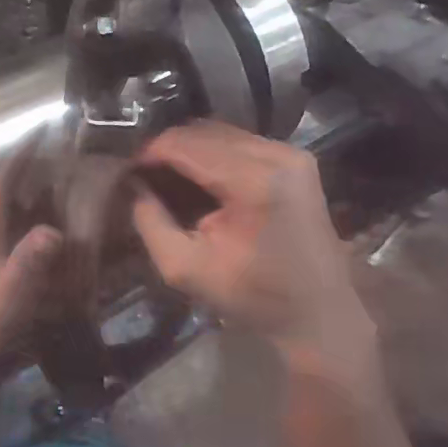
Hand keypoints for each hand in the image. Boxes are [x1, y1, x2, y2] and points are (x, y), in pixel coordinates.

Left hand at [0, 170, 61, 372]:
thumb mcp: (10, 289)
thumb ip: (30, 258)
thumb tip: (55, 229)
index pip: (0, 178)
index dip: (19, 154)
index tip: (39, 132)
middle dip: (15, 163)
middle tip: (44, 153)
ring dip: (10, 182)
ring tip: (40, 178)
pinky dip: (7, 203)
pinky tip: (23, 216)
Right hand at [132, 121, 372, 362]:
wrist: (319, 314)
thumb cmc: (254, 297)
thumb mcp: (186, 269)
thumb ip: (150, 223)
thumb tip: (134, 186)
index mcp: (254, 181)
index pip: (186, 144)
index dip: (151, 153)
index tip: (128, 172)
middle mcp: (276, 155)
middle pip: (203, 132)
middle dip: (168, 150)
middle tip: (144, 176)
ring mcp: (291, 153)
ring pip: (221, 132)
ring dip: (190, 150)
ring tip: (167, 176)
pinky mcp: (296, 159)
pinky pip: (240, 142)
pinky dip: (213, 154)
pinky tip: (200, 178)